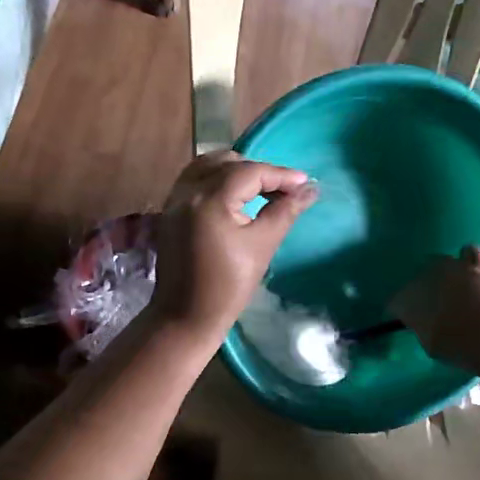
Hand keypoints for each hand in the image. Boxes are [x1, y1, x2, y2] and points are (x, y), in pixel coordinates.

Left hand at [151, 151, 317, 338]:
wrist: (186, 317)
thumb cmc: (228, 286)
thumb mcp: (262, 245)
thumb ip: (285, 211)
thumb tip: (310, 189)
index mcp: (209, 199)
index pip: (249, 171)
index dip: (280, 175)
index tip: (304, 184)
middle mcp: (187, 192)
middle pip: (226, 163)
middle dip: (257, 170)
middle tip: (282, 189)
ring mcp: (173, 201)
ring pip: (206, 167)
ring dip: (234, 171)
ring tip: (258, 190)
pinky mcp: (169, 213)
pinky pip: (193, 182)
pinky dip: (215, 181)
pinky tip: (233, 198)